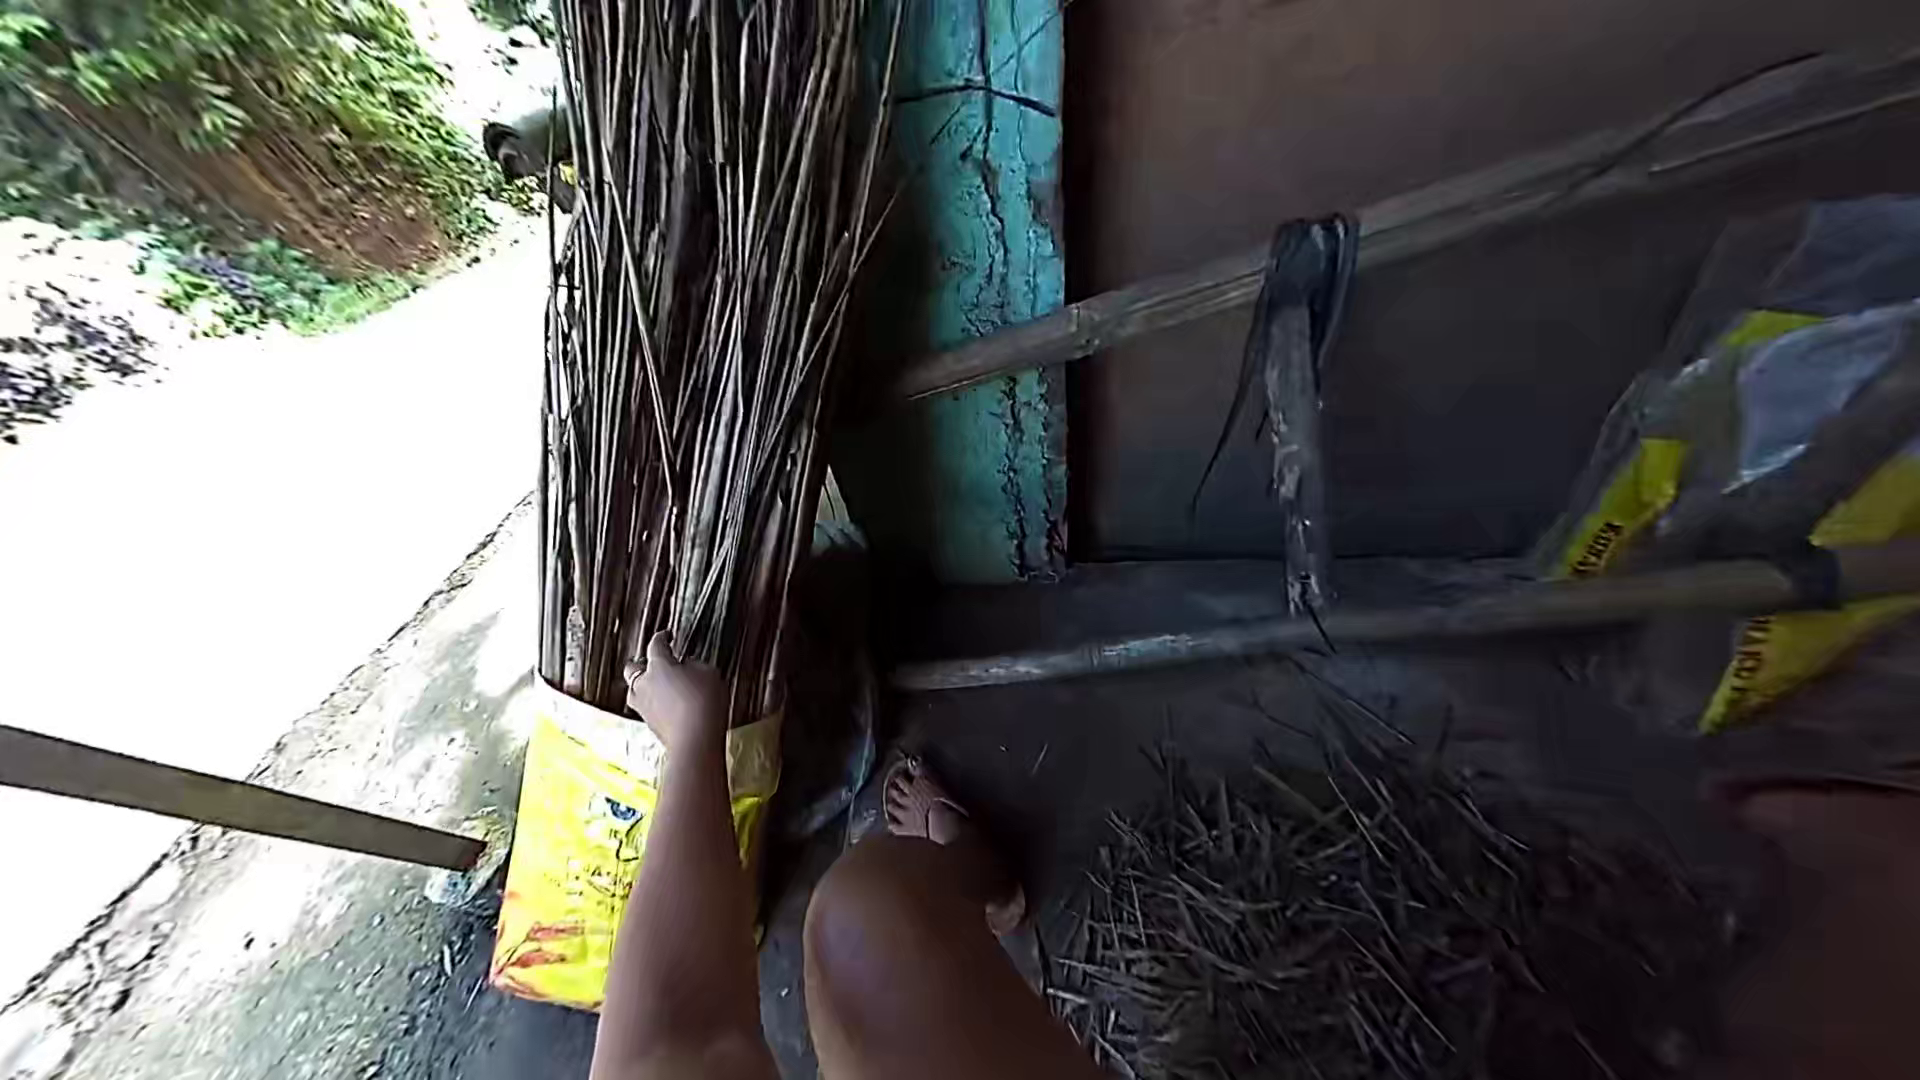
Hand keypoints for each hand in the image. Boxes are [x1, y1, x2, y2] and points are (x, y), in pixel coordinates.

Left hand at [625, 631, 728, 751]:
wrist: (695, 740)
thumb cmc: (704, 703)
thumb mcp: (709, 674)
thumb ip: (695, 665)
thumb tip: (688, 665)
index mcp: (658, 665)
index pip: (655, 645)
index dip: (662, 638)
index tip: (666, 635)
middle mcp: (644, 683)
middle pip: (634, 667)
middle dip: (644, 663)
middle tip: (658, 662)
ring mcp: (643, 705)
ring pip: (635, 689)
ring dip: (645, 685)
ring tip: (662, 684)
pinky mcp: (648, 723)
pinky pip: (645, 705)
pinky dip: (653, 701)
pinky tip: (668, 702)